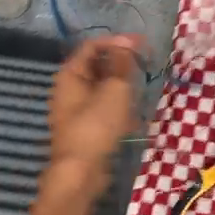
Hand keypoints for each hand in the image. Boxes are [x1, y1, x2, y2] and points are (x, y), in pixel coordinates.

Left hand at [44, 35, 144, 198]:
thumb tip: (126, 42)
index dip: (118, 41)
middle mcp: (69, 88)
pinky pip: (102, 109)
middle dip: (121, 64)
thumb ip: (122, 63)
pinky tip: (134, 117)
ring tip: (141, 90)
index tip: (142, 45)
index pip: (93, 45)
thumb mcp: (114, 89)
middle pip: (97, 66)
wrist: (80, 172)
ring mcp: (75, 109)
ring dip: (122, 87)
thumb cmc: (96, 125)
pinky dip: (118, 107)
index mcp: (71, 73)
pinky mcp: (84, 128)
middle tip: (145, 65)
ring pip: (102, 88)